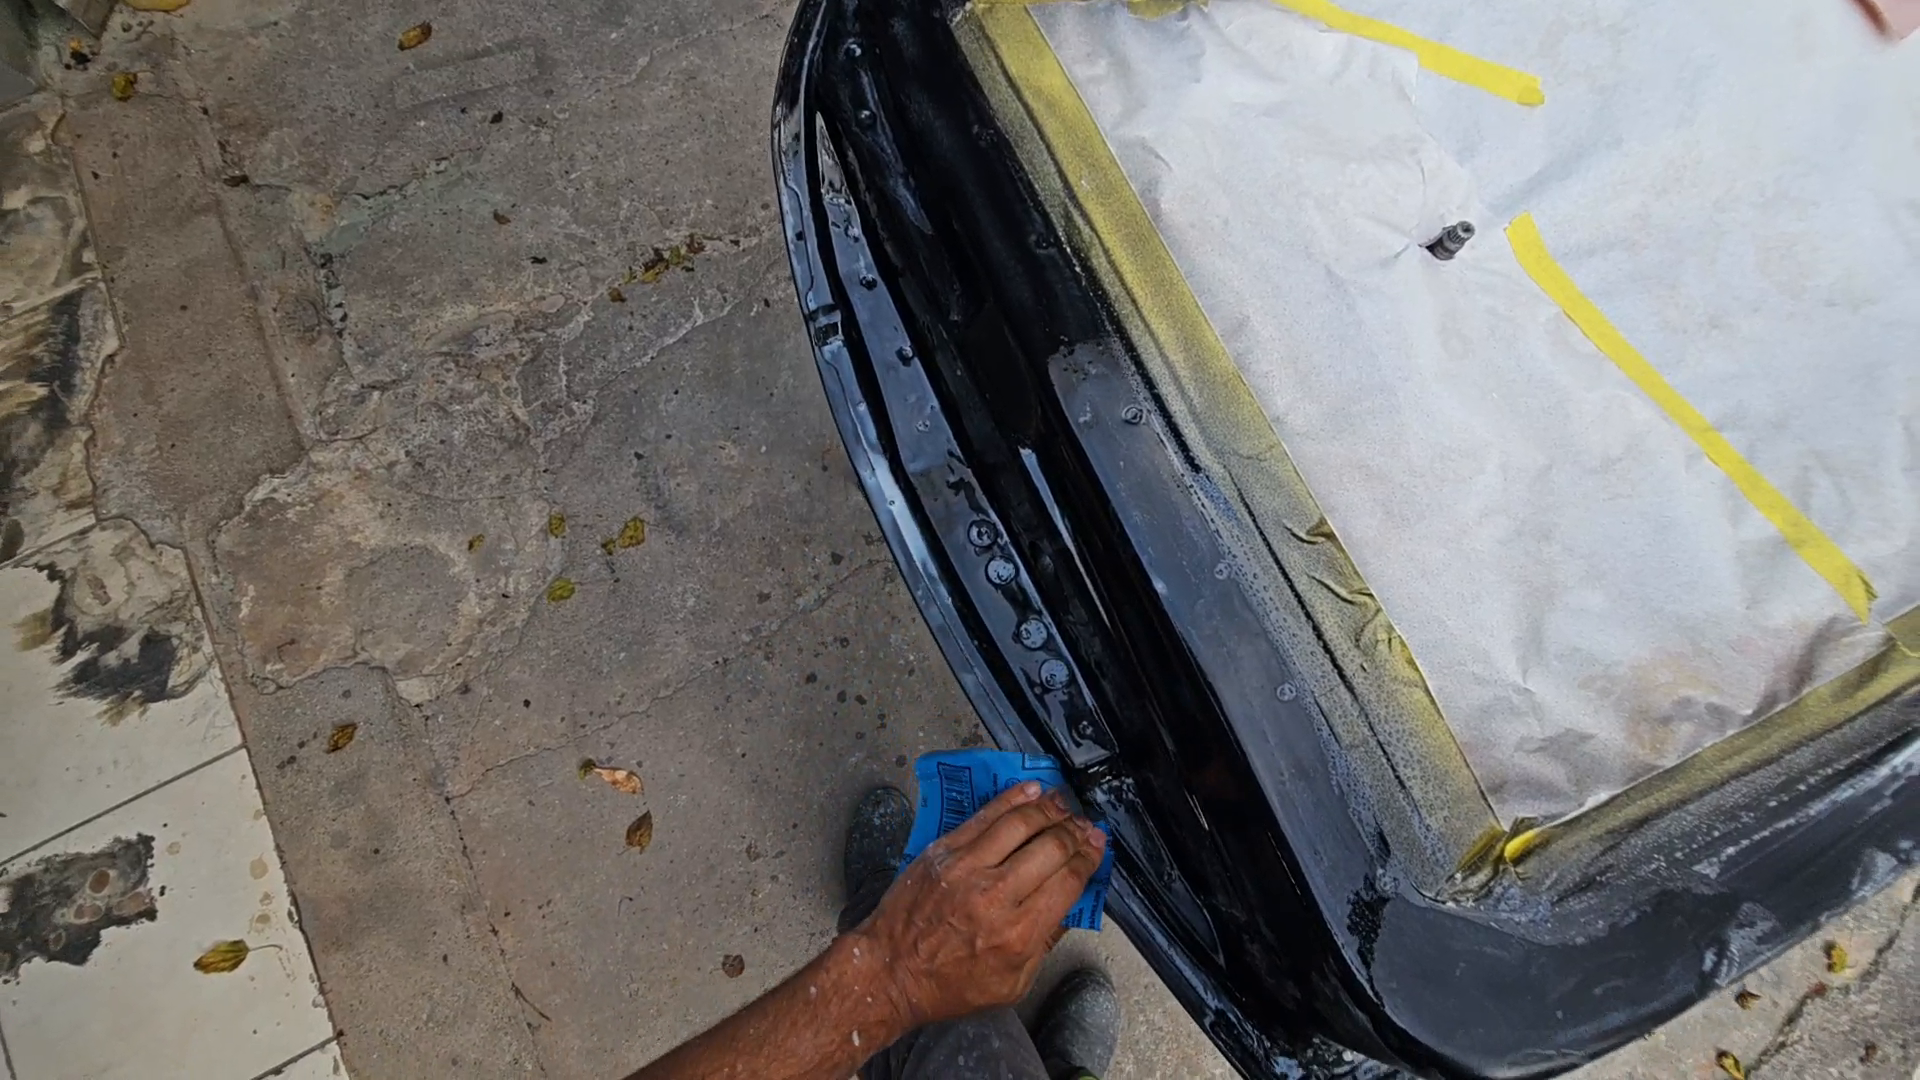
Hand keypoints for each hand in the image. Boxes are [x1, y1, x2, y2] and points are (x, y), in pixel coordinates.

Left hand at [846, 781, 1107, 1029]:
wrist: (891, 969)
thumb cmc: (952, 984)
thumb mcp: (1012, 985)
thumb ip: (1045, 942)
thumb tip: (1070, 901)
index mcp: (1019, 933)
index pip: (1067, 881)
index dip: (1089, 858)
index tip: (1098, 845)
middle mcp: (996, 895)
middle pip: (1049, 847)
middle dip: (1074, 832)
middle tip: (1085, 825)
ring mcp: (967, 866)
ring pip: (1019, 823)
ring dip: (1048, 809)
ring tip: (1063, 803)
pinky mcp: (945, 849)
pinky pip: (985, 815)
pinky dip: (1012, 798)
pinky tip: (1031, 791)